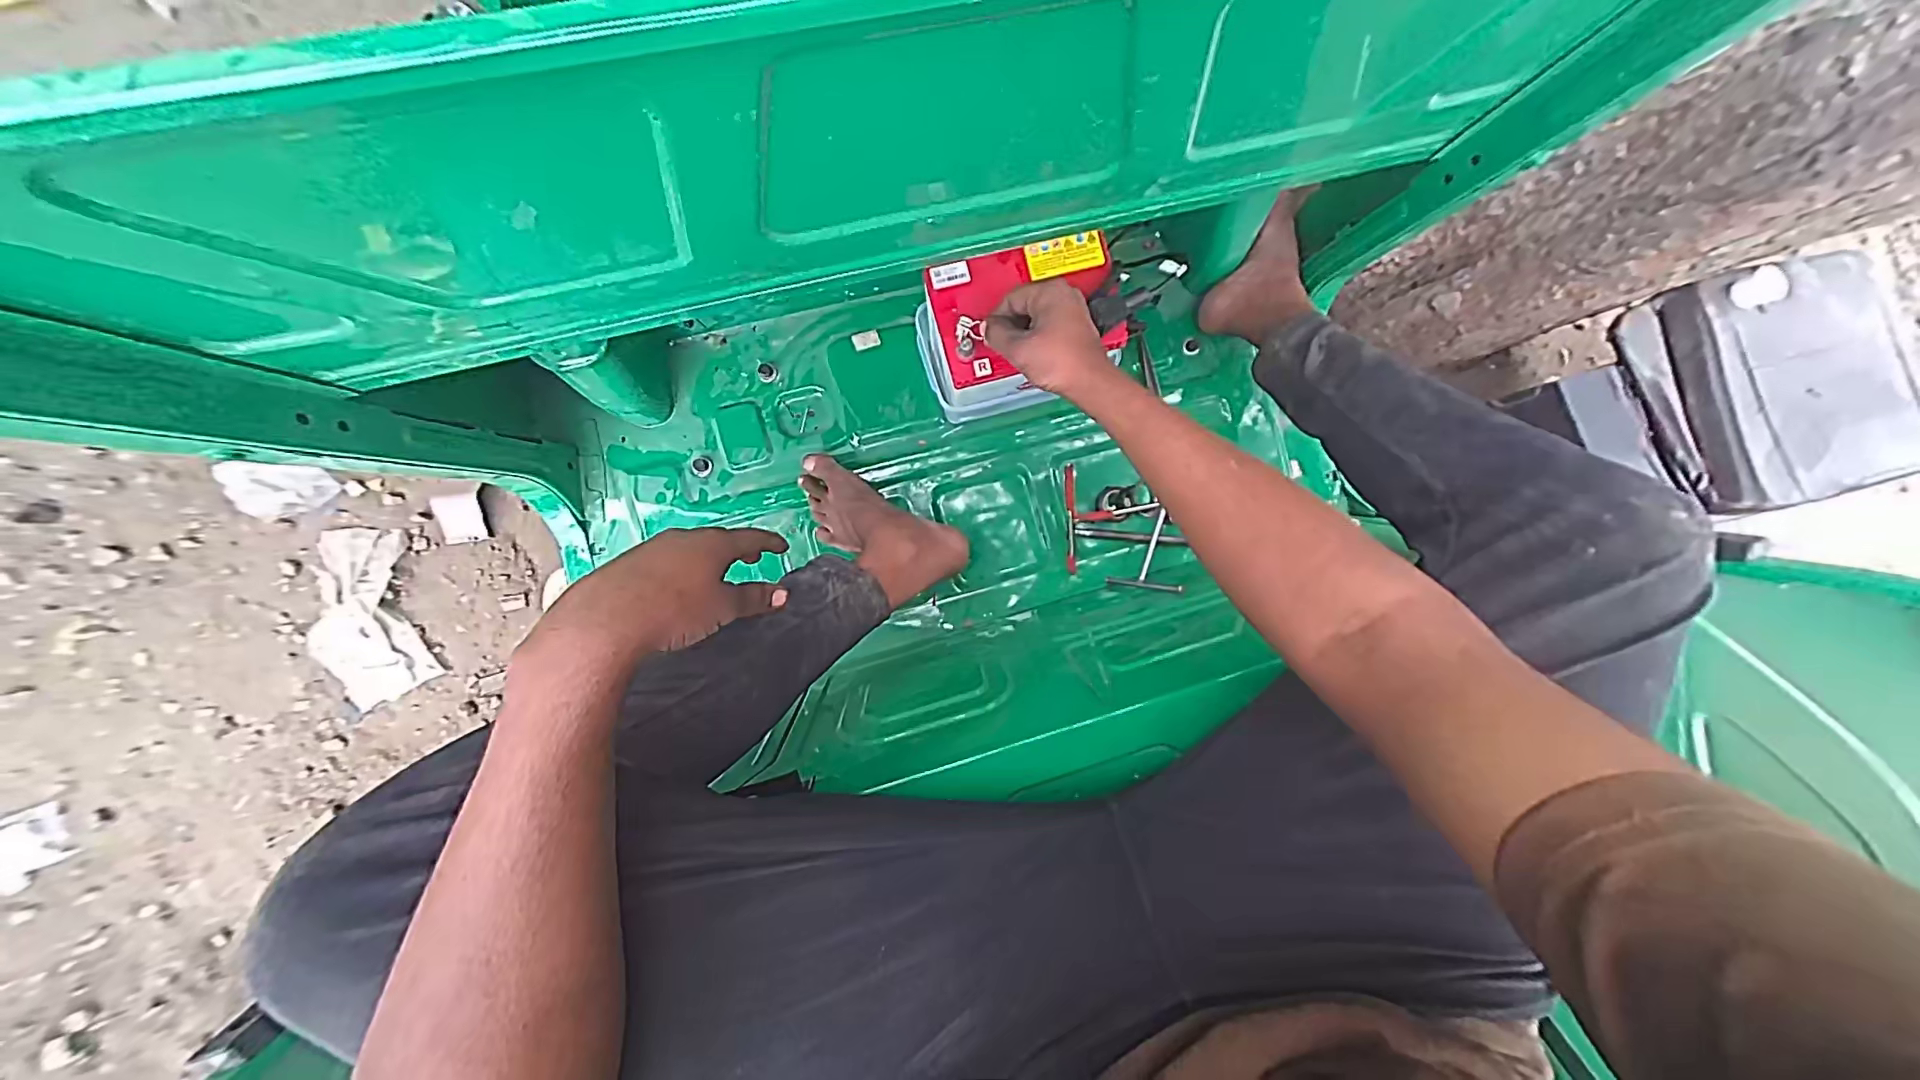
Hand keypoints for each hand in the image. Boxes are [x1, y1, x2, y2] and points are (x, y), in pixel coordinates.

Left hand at [517, 527, 789, 675]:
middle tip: (751, 558)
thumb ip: (754, 598)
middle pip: (718, 540)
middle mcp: (682, 540)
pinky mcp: (631, 566)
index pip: (749, 537)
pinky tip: (678, 590)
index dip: (768, 543)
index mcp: (711, 544)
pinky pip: (666, 562)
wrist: (606, 621)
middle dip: (738, 550)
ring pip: (690, 550)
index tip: (778, 546)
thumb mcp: (723, 608)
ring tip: (716, 577)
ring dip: (707, 561)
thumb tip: (778, 594)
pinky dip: (681, 571)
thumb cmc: (666, 610)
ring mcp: (654, 550)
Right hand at [985, 280, 1116, 399]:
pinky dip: (1037, 336)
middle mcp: (1064, 294)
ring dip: (1023, 332)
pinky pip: (1048, 324)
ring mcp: (1073, 309)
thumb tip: (988, 328)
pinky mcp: (1077, 325)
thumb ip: (996, 334)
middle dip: (1010, 325)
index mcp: (1049, 291)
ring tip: (1017, 350)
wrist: (1090, 382)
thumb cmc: (1064, 363)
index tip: (989, 332)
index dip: (996, 318)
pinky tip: (1033, 352)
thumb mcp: (1018, 349)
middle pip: (1023, 305)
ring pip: (1036, 316)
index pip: (1010, 298)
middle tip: (1001, 343)